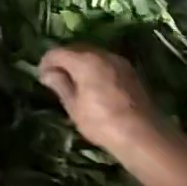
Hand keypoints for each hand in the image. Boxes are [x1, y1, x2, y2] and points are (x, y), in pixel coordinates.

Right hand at [37, 46, 169, 150]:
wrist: (144, 135)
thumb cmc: (101, 121)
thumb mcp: (73, 106)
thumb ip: (60, 85)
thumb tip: (48, 73)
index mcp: (84, 60)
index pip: (57, 52)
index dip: (45, 63)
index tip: (42, 78)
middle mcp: (103, 55)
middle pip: (76, 50)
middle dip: (63, 61)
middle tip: (55, 78)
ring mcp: (120, 62)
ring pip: (93, 55)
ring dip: (80, 64)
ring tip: (74, 83)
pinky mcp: (131, 72)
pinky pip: (106, 63)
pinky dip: (95, 69)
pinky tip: (94, 86)